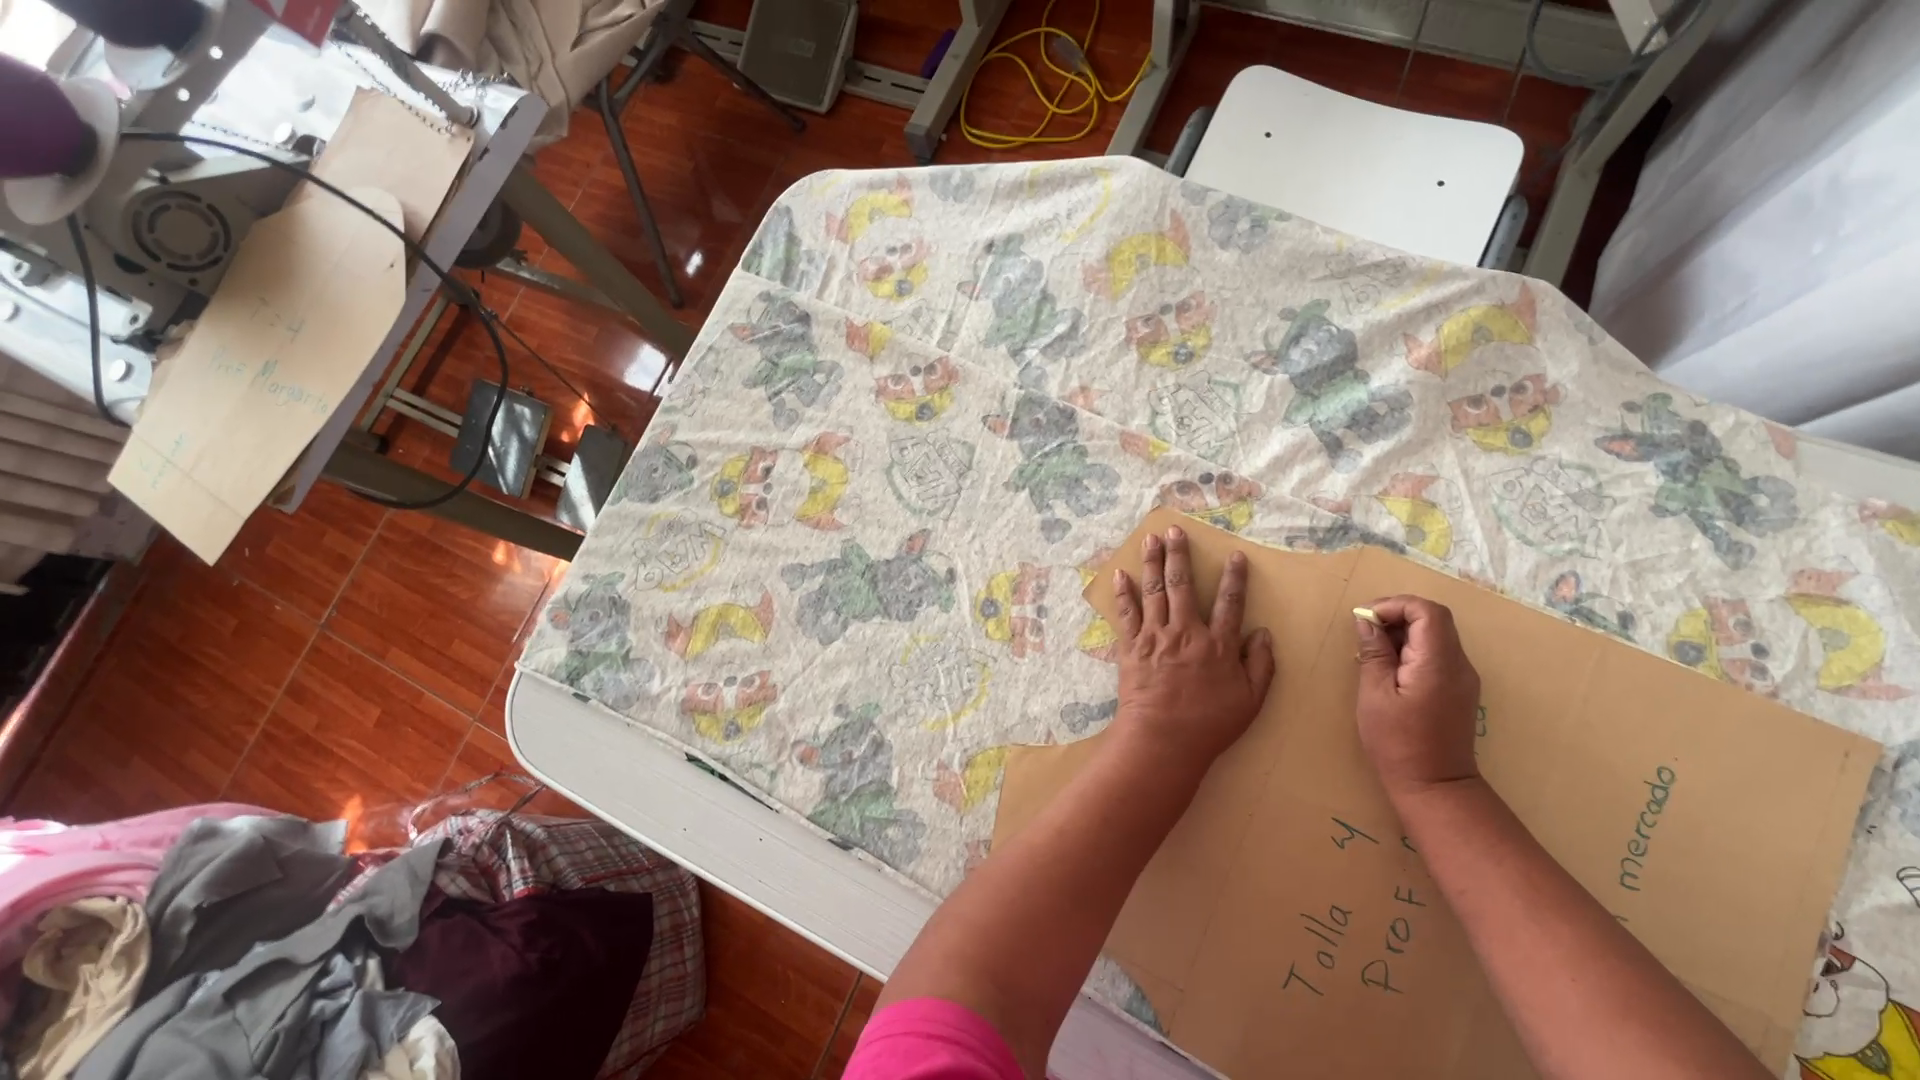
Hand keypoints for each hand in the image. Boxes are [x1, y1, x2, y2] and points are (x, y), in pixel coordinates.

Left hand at [1110, 525, 1275, 772]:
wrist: (1162, 740)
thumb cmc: (1209, 725)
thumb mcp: (1250, 700)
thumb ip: (1261, 664)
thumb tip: (1263, 633)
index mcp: (1218, 645)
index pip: (1230, 602)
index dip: (1234, 578)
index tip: (1235, 556)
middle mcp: (1186, 633)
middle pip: (1183, 585)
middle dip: (1180, 555)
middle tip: (1175, 530)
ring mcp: (1156, 638)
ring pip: (1154, 591)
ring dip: (1152, 562)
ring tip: (1150, 539)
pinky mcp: (1131, 648)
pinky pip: (1127, 613)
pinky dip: (1124, 593)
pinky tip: (1121, 575)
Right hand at [1354, 596, 1482, 798]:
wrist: (1435, 785)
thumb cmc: (1397, 742)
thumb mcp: (1374, 695)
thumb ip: (1374, 653)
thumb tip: (1367, 622)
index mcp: (1438, 663)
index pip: (1427, 611)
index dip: (1395, 605)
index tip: (1365, 619)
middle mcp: (1459, 664)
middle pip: (1434, 619)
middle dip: (1397, 615)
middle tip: (1365, 631)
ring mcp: (1463, 677)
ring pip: (1437, 635)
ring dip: (1404, 632)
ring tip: (1373, 651)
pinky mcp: (1459, 689)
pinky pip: (1438, 654)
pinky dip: (1413, 649)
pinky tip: (1390, 668)